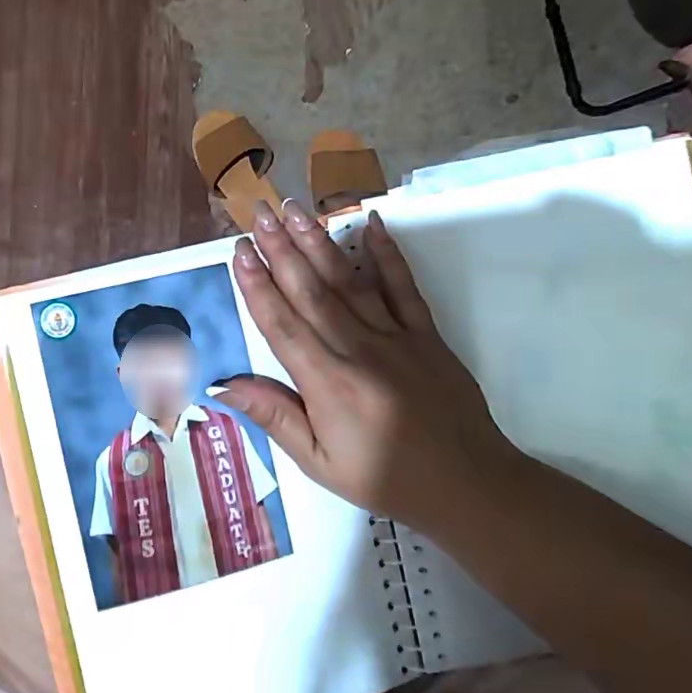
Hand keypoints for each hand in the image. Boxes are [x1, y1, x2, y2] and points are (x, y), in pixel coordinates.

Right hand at [211, 200, 529, 534]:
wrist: (466, 483)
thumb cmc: (385, 478)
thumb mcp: (320, 463)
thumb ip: (275, 417)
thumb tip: (225, 384)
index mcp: (328, 384)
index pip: (283, 325)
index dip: (258, 286)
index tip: (240, 252)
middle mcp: (359, 350)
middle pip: (312, 291)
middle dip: (281, 249)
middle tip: (258, 212)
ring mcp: (397, 336)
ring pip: (350, 281)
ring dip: (320, 242)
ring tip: (296, 209)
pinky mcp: (427, 333)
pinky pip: (404, 286)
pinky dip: (388, 254)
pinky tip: (372, 224)